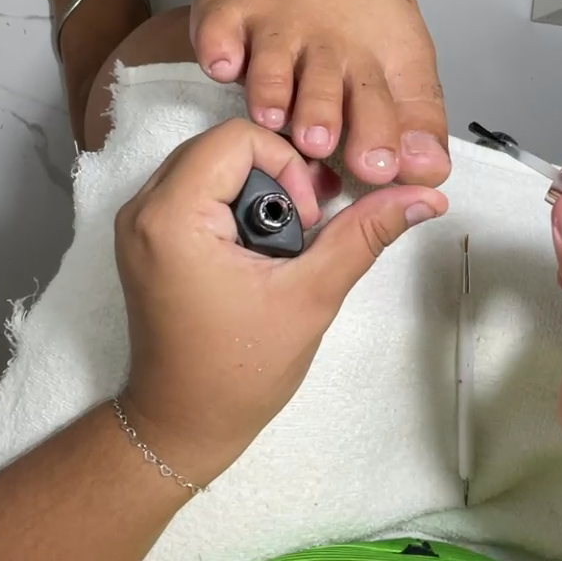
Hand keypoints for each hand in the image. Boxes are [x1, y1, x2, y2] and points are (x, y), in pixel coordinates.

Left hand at [115, 118, 447, 483]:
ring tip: (283, 243)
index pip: (239, 137)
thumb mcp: (311, 296)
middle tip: (304, 228)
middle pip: (222, 145)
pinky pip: (192, 189)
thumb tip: (425, 196)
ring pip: (208, 164)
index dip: (287, 164)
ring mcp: (136, 223)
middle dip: (274, 176)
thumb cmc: (240, 370)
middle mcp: (142, 208)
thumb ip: (365, 235)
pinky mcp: (143, 238)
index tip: (306, 220)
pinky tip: (257, 248)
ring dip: (255, 190)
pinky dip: (230, 203)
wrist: (183, 423)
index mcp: (173, 217)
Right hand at [190, 0, 449, 186]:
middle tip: (319, 139)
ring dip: (271, 89)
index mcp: (371, 64)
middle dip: (320, 115)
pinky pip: (220, 29)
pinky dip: (219, 45)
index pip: (381, 106)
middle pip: (321, 90)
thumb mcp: (405, 55)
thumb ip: (415, 118)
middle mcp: (324, 47)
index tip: (380, 167)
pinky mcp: (230, 6)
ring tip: (271, 113)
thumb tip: (430, 173)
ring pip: (271, 65)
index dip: (380, 139)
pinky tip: (224, 63)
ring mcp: (275, 25)